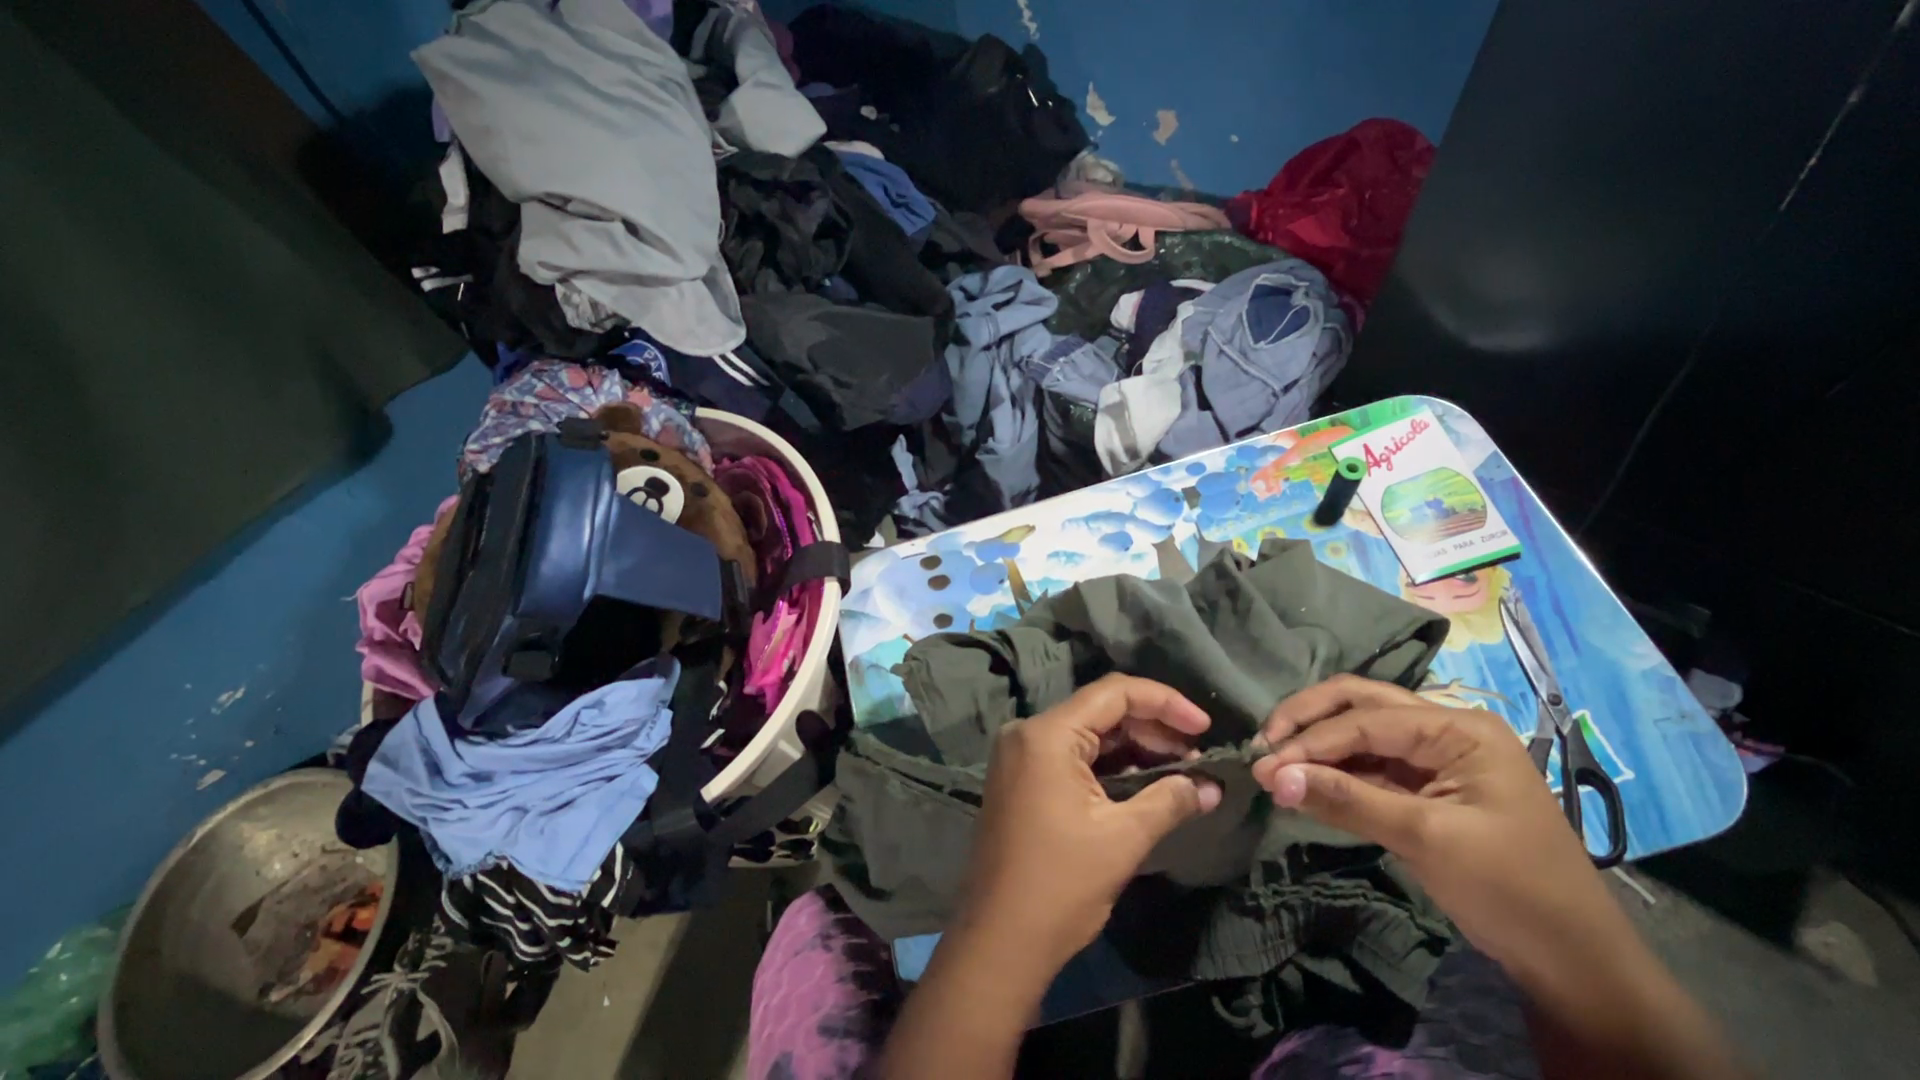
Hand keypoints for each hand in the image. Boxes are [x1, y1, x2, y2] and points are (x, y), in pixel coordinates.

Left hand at [958, 674, 1223, 974]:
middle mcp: (1027, 735)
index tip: (1205, 725)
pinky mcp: (1022, 782)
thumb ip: (1170, 800)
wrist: (1001, 939)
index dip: (1165, 702)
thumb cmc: (1061, 884)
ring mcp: (1021, 758)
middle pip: (1101, 711)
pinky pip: (1073, 758)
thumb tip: (1211, 786)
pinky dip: (1111, 766)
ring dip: (1135, 748)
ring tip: (1183, 770)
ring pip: (1088, 735)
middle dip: (1154, 728)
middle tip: (1199, 756)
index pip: (1114, 693)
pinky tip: (1147, 783)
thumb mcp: (1123, 838)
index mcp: (1046, 735)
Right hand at [1253, 677, 1748, 1078]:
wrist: (1570, 955)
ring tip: (1274, 767)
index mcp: (1459, 729)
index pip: (1366, 718)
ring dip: (1318, 747)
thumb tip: (1273, 776)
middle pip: (1361, 705)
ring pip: (1362, 736)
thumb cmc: (1510, 887)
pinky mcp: (1427, 790)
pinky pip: (1372, 769)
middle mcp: (1446, 731)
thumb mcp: (1426, 839)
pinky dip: (1336, 774)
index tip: (1262, 766)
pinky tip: (1305, 785)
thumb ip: (1348, 800)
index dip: (1310, 739)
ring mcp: (1438, 760)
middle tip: (1262, 744)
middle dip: (1308, 721)